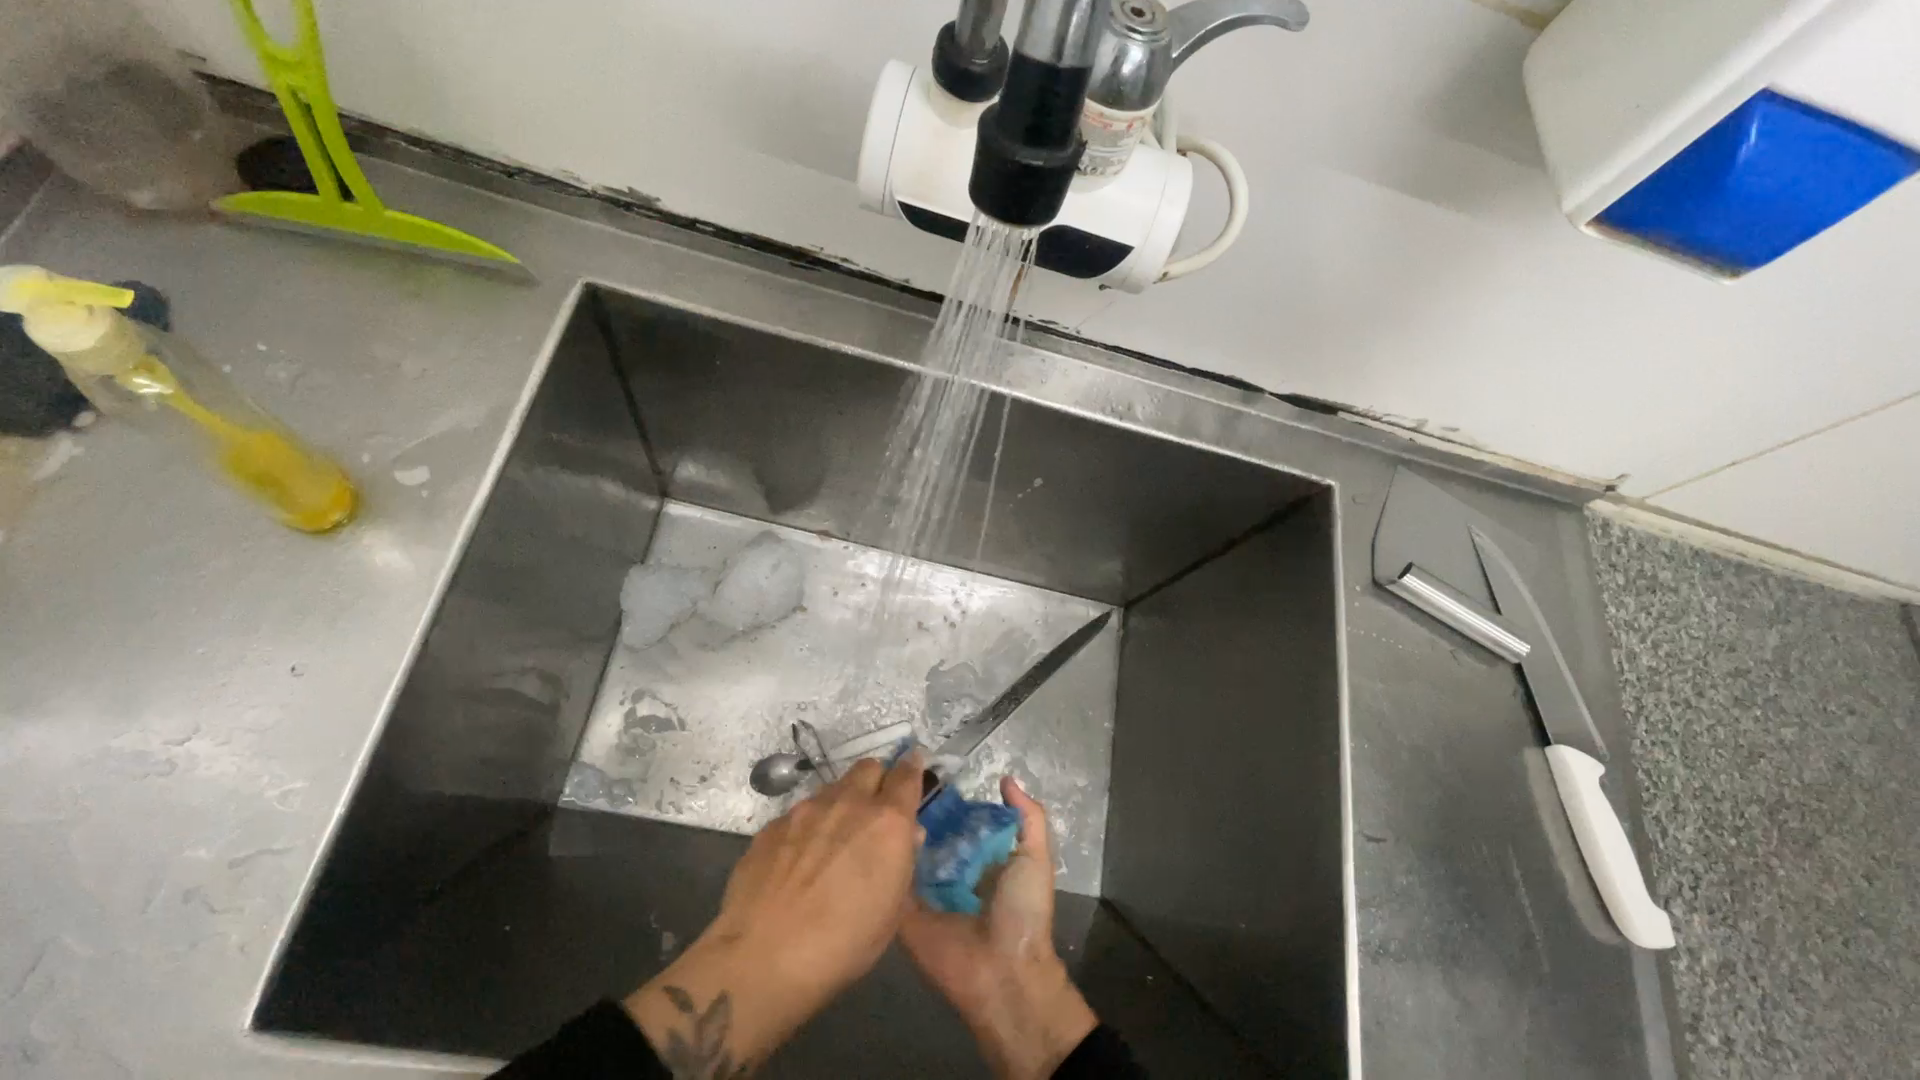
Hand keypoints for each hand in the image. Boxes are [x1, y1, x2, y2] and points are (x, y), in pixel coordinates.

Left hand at [624, 754, 925, 1076]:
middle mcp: (847, 804)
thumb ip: (902, 862)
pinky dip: (807, 827)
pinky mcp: (771, 826)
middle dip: (876, 780)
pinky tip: (799, 860)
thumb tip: (906, 835)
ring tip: (834, 838)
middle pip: (867, 768)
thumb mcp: (893, 910)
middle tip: (875, 808)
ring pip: (832, 788)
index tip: (914, 764)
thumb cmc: (845, 942)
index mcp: (887, 822)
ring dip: (841, 803)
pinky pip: (798, 814)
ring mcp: (804, 811)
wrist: (766, 955)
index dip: (913, 768)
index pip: (906, 775)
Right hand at [899, 776, 1096, 1079]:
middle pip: (929, 836)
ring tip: (874, 800)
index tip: (925, 770)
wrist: (1002, 971)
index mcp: (980, 860)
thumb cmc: (1023, 911)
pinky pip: (889, 881)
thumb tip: (1006, 779)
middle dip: (916, 813)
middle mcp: (950, 873)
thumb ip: (1027, 818)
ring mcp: (924, 892)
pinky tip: (866, 833)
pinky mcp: (903, 912)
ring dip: (895, 832)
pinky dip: (880, 861)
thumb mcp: (1036, 857)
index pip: (958, 822)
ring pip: (906, 854)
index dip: (947, 801)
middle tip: (894, 782)